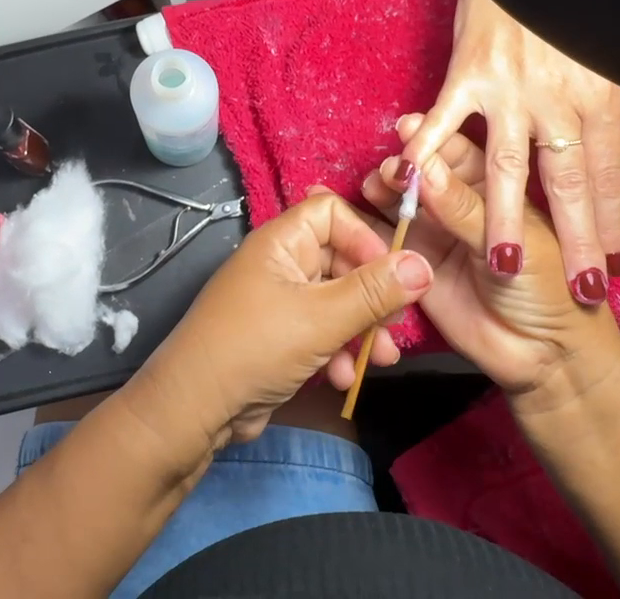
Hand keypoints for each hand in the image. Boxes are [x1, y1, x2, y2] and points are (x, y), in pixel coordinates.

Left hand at [132, 193, 433, 447]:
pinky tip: (342, 378)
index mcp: (281, 242)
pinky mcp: (279, 337)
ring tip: (381, 360)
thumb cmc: (256, 346)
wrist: (196, 406)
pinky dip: (337, 350)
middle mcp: (279, 263)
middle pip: (340, 260)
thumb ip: (374, 292)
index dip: (364, 237)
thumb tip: (424, 263)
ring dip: (361, 329)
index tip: (392, 275)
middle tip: (396, 325)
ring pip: (335, 301)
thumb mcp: (322, 318)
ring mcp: (278, 301)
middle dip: (373, 295)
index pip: (331, 213)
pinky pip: (320, 331)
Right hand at [361, 127, 619, 412]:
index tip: (409, 128)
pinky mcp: (410, 264)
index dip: (433, 139)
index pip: (456, 153)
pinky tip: (348, 214)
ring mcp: (432, 233)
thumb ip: (464, 207)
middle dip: (402, 165)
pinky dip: (362, 225)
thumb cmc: (547, 287)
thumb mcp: (512, 240)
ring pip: (398, 202)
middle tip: (390, 169)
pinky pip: (382, 239)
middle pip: (420, 174)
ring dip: (382, 190)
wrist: (543, 356)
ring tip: (374, 188)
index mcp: (491, 187)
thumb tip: (424, 166)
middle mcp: (457, 205)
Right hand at [406, 0, 619, 302]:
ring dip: (505, 213)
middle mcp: (557, 100)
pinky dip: (429, 148)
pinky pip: (446, 118)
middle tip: (581, 290)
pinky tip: (413, 181)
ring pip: (508, 162)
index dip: (615, 222)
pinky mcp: (466, 73)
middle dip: (576, 236)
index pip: (611, 173)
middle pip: (568, 179)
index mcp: (598, 98)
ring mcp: (508, 89)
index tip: (615, 267)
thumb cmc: (572, 9)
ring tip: (503, 261)